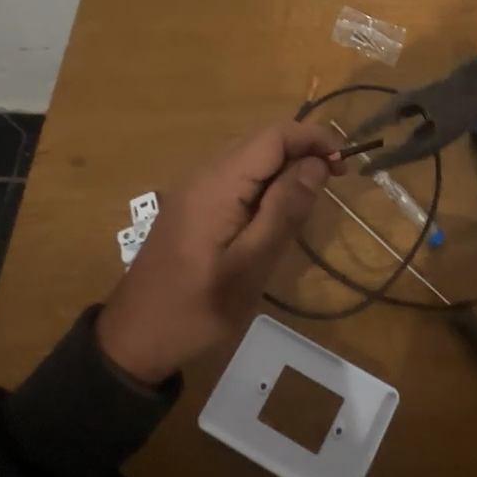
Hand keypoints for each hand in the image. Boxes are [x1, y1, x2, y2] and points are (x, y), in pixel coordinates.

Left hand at [95, 122, 342, 382]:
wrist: (133, 341)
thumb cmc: (197, 309)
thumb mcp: (250, 266)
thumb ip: (284, 210)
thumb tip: (317, 163)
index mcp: (218, 182)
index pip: (274, 135)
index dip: (313, 139)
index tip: (343, 166)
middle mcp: (204, 171)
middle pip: (263, 139)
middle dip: (303, 150)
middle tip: (332, 184)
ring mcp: (195, 186)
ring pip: (251, 154)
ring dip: (285, 165)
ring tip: (310, 197)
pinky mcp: (193, 202)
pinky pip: (237, 173)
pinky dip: (265, 180)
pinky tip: (275, 211)